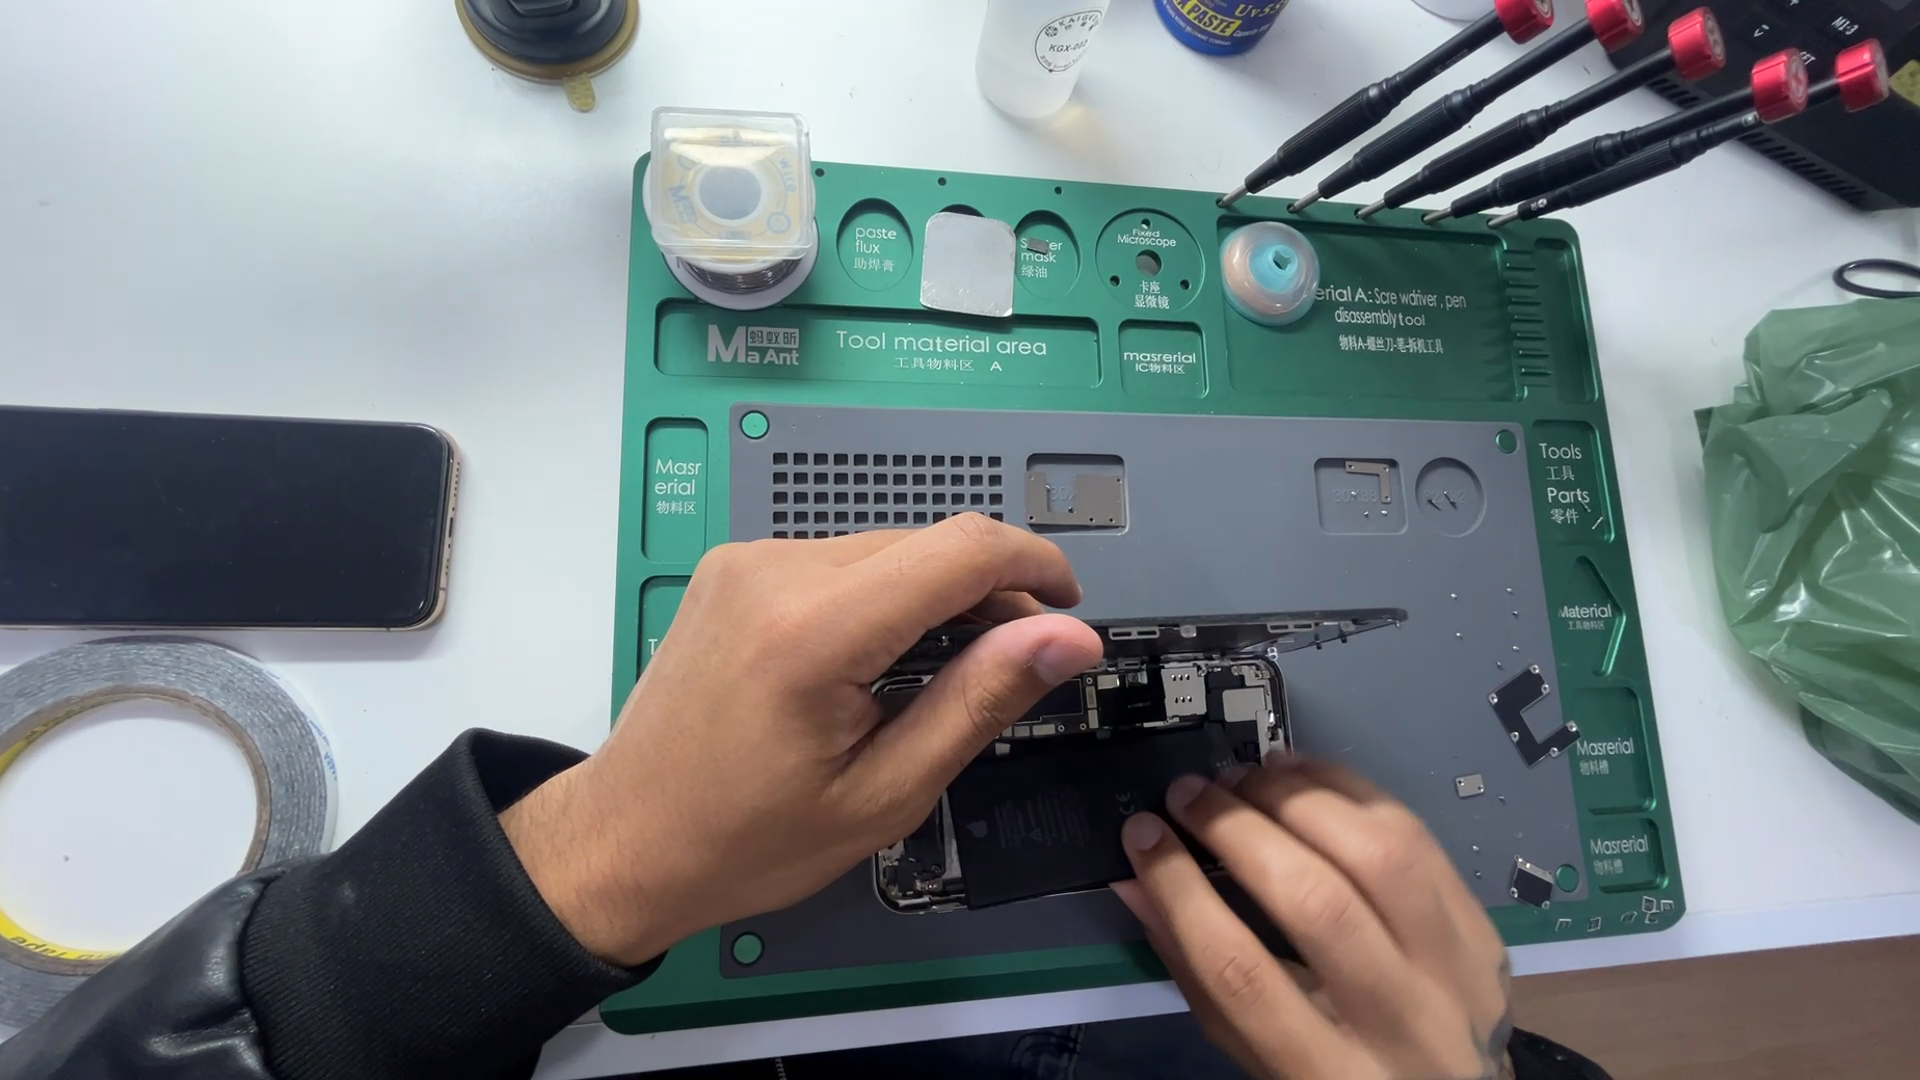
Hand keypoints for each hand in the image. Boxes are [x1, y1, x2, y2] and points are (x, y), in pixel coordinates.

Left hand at [500, 515, 1104, 964]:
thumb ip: (980, 700)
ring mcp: (749, 558)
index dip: (1034, 566)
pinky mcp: (738, 565)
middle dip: (991, 591)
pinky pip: (845, 559)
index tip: (1067, 610)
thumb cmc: (751, 839)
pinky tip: (891, 648)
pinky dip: (889, 592)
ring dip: (940, 592)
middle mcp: (778, 568)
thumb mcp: (885, 793)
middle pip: (927, 544)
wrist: (622, 839)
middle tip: (1015, 661)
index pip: (960, 551)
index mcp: (814, 629)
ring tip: (952, 663)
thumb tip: (1068, 639)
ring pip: (889, 548)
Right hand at [1112, 760, 1513, 1079]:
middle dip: (1236, 829)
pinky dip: (1344, 786)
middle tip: (1188, 793)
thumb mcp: (1253, 1053)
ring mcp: (1460, 974)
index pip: (1241, 971)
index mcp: (1328, 1077)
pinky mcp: (1482, 928)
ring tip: (1242, 776)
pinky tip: (1294, 768)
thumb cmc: (1330, 1078)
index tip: (1143, 832)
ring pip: (1376, 856)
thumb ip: (1192, 969)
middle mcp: (1406, 1029)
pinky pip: (1413, 833)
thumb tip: (1135, 877)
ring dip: (1295, 798)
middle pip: (1315, 903)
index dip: (1180, 889)